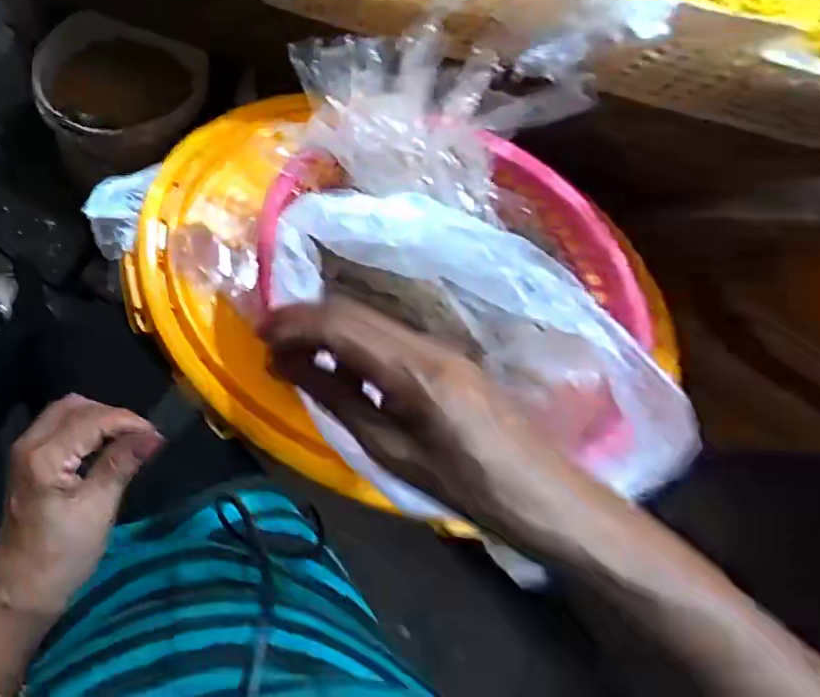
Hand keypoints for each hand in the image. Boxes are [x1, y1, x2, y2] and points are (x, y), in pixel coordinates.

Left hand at [0, 395, 162, 616]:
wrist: (22, 585)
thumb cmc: (63, 556)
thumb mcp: (97, 511)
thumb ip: (120, 465)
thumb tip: (150, 437)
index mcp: (44, 455)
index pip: (89, 419)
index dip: (125, 420)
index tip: (156, 433)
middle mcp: (28, 441)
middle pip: (72, 406)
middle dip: (109, 414)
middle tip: (141, 435)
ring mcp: (23, 447)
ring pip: (62, 412)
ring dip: (94, 417)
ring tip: (126, 438)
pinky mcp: (25, 456)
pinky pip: (55, 425)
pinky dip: (80, 426)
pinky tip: (102, 443)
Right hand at [263, 297, 624, 541]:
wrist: (562, 508)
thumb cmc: (473, 489)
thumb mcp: (391, 450)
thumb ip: (335, 398)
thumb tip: (284, 362)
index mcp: (413, 369)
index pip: (336, 323)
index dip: (290, 323)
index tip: (257, 336)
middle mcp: (426, 344)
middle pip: (347, 310)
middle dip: (300, 319)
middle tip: (268, 343)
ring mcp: (440, 347)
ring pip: (364, 316)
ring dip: (323, 327)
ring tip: (294, 356)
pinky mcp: (447, 357)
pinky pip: (383, 333)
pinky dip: (349, 339)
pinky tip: (338, 368)